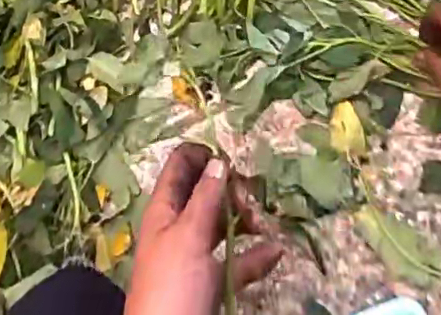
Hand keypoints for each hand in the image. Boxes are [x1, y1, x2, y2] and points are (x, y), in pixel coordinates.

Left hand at [127, 144, 282, 314]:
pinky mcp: (210, 284)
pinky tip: (275, 252)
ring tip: (264, 221)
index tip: (231, 159)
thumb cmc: (172, 285)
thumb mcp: (188, 235)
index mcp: (165, 207)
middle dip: (230, 188)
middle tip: (251, 195)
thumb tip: (219, 159)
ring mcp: (194, 255)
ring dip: (244, 219)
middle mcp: (178, 225)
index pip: (180, 165)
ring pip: (221, 225)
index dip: (203, 154)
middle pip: (204, 192)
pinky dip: (254, 257)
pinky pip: (235, 262)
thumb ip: (204, 197)